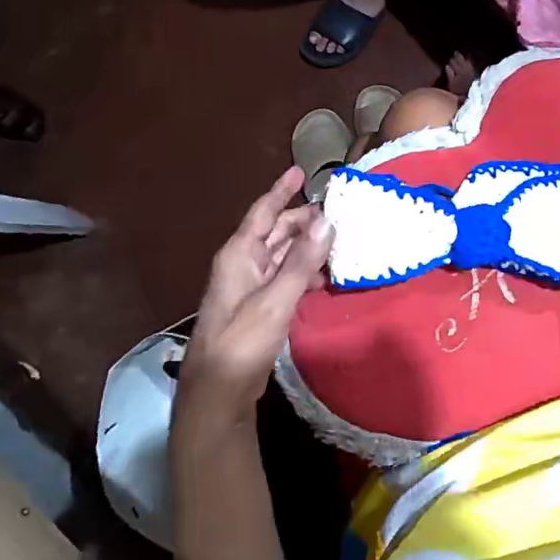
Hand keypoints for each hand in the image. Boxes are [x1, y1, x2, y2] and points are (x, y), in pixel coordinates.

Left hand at [178, 167, 333, 423]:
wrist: (219, 389)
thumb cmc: (242, 340)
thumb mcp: (275, 299)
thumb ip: (302, 260)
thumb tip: (327, 220)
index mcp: (240, 253)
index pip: (263, 211)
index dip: (281, 189)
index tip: (300, 169)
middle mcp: (244, 262)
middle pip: (276, 230)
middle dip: (303, 219)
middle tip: (337, 211)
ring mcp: (251, 285)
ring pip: (283, 254)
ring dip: (307, 245)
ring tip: (339, 239)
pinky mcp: (260, 306)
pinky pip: (285, 276)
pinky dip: (305, 271)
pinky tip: (325, 277)